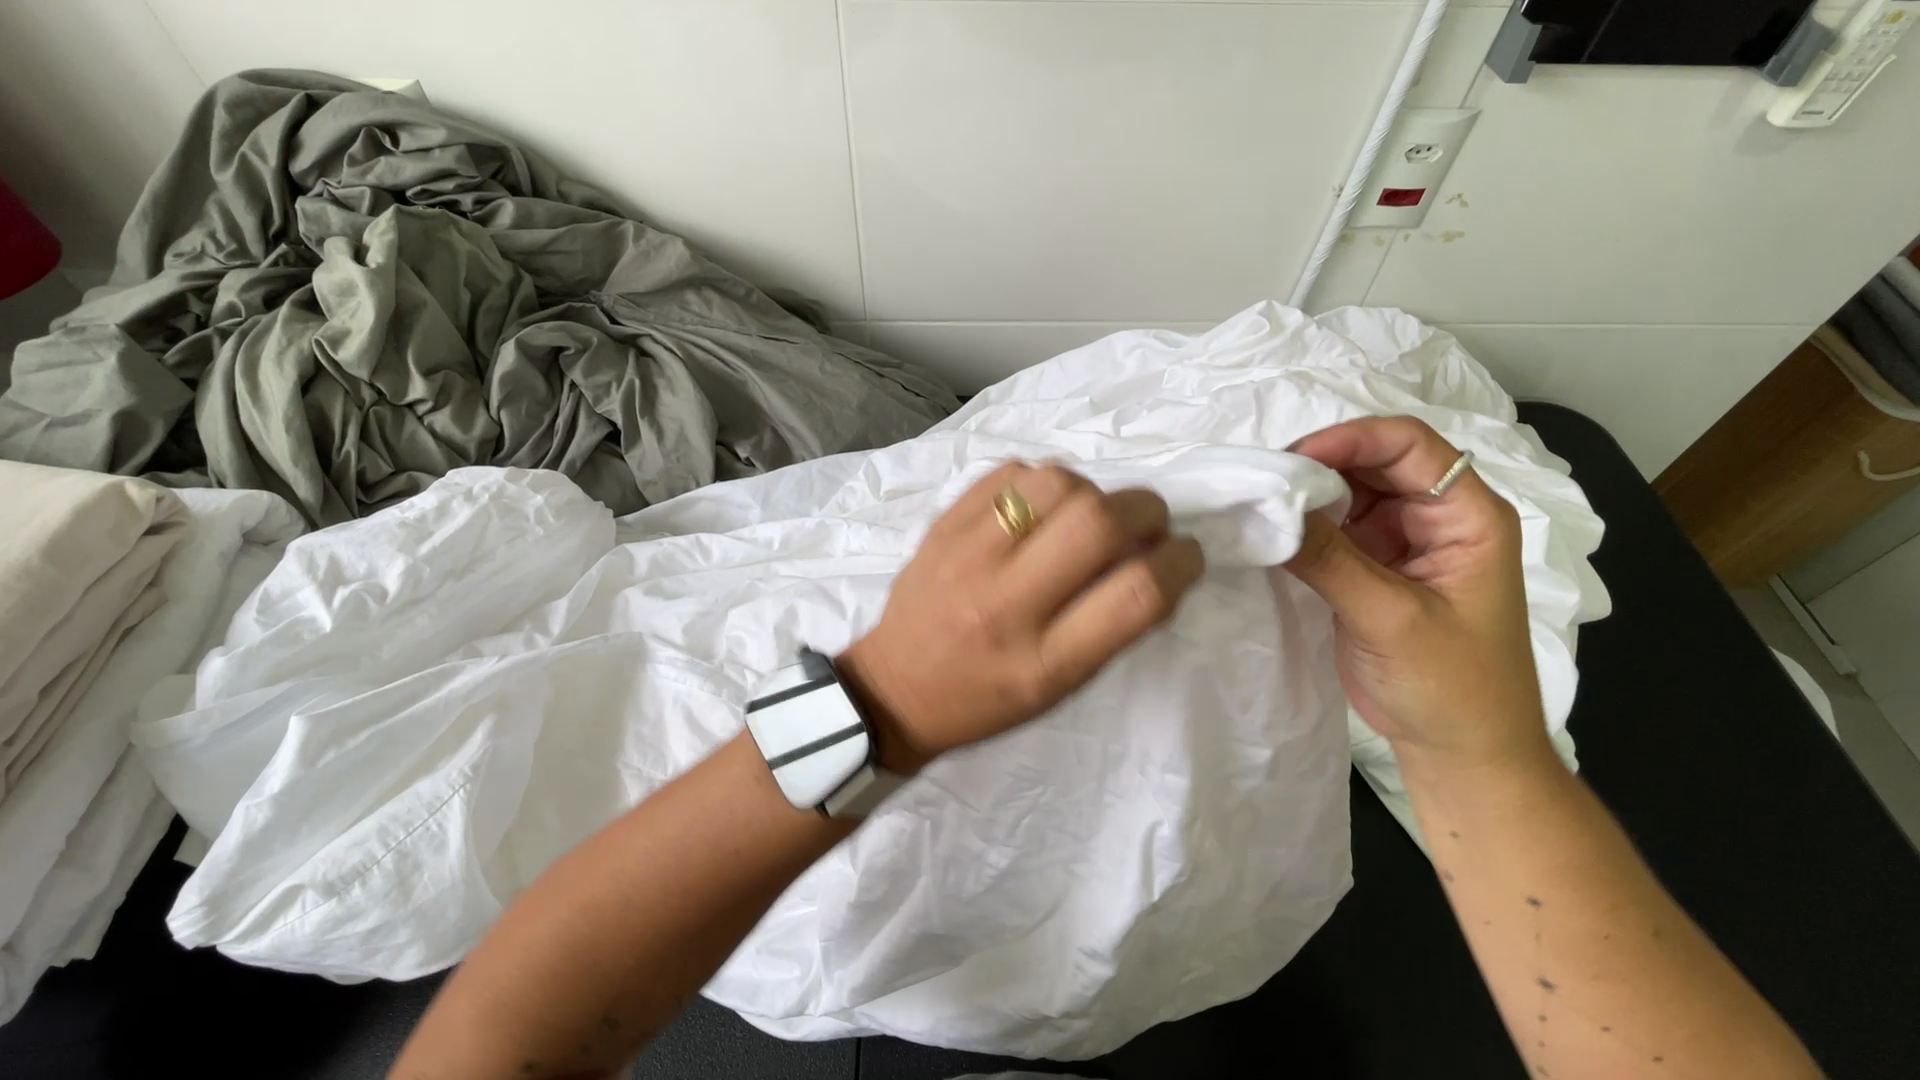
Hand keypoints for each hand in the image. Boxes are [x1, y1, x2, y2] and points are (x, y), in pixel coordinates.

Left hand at [838, 463, 1205, 773]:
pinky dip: (1042, 482)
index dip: (1181, 563)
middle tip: (1147, 523)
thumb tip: (1159, 558)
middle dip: (1146, 510)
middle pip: (1099, 523)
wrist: (894, 690)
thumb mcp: (1059, 687)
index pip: (1136, 595)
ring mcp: (967, 558)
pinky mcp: (942, 526)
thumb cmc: (986, 700)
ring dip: (1093, 490)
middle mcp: (1006, 604)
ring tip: (1088, 514)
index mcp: (1044, 663)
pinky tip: (1040, 510)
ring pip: (1056, 483)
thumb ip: (1111, 626)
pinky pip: (1010, 472)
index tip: (1185, 556)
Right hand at [1282, 416, 1552, 775]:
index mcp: (1468, 516)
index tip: (1293, 459)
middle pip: (1373, 463)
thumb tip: (1269, 510)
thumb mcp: (1390, 618)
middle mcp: (1435, 518)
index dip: (1352, 439)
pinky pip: (1333, 532)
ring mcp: (1401, 544)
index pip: (1410, 446)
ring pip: (1347, 495)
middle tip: (1263, 482)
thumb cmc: (1452, 686)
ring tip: (1259, 505)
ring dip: (1306, 497)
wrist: (1459, 751)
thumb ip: (1332, 560)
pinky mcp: (1370, 570)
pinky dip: (1302, 528)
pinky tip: (1270, 533)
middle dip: (1319, 465)